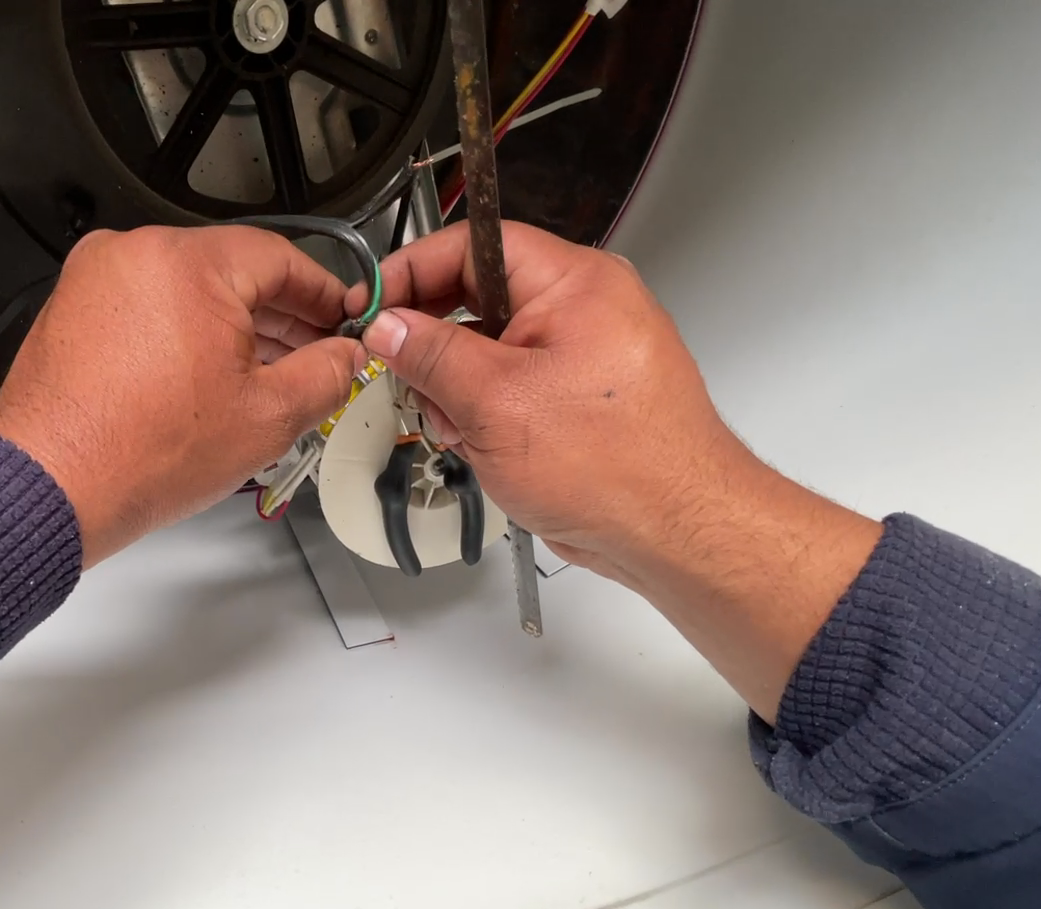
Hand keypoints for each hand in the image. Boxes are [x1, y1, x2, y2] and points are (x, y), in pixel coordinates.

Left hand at [0, 225, 358, 566]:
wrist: (49, 489)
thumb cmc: (139, 456)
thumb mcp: (265, 419)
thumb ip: (324, 376)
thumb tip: (344, 357)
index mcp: (188, 263)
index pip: (280, 259)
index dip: (322, 295)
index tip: (342, 320)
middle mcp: (135, 254)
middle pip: (232, 273)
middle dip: (280, 318)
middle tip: (311, 357)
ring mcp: (97, 279)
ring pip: (188, 292)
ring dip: (232, 330)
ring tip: (262, 378)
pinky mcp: (74, 310)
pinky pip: (148, 309)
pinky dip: (185, 336)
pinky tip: (206, 380)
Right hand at [353, 222, 879, 717]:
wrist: (670, 531)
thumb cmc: (608, 465)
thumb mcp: (495, 401)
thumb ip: (431, 355)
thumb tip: (387, 326)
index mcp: (572, 283)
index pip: (474, 244)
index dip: (412, 269)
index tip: (371, 304)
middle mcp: (579, 309)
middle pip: (477, 298)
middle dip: (432, 341)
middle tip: (402, 372)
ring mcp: (576, 355)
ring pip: (486, 348)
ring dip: (453, 385)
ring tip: (452, 425)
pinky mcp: (571, 397)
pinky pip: (506, 385)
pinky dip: (478, 409)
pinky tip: (474, 441)